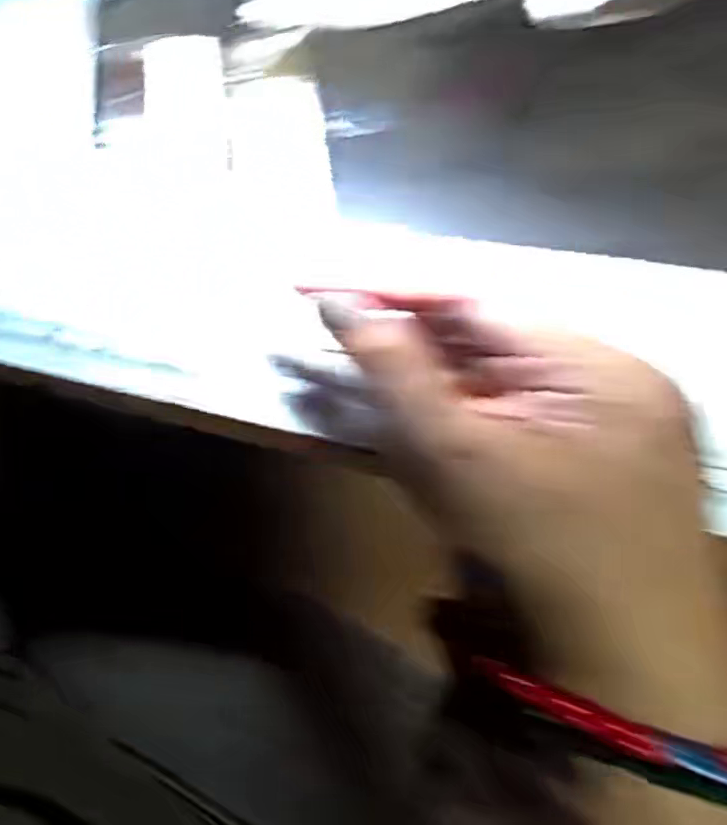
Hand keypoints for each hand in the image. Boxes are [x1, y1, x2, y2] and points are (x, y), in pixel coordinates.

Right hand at [310, 290, 726, 736]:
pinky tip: (403, 392)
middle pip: (474, 326)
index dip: (379, 287)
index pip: (464, 300)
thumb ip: (388, 361)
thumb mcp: (443, 440)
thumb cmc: (525, 528)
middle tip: (320, 320)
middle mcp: (607, 371)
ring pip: (482, 357)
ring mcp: (603, 404)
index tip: (305, 285)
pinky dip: (441, 385)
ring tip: (345, 354)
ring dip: (412, 356)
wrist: (613, 633)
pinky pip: (497, 388)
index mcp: (590, 364)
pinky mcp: (586, 434)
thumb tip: (335, 299)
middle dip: (393, 322)